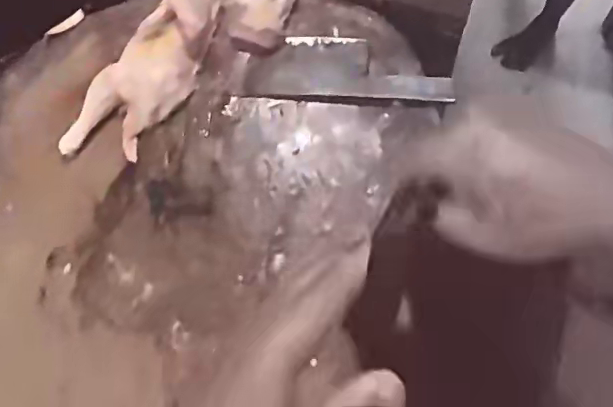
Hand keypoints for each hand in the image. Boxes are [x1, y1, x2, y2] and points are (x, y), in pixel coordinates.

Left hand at [202, 242, 404, 406]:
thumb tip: (393, 378)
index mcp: (265, 356)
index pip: (313, 300)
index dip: (343, 270)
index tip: (370, 239)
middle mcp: (244, 343)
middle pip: (289, 292)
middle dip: (324, 261)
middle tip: (358, 234)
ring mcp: (227, 357)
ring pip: (272, 302)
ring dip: (305, 276)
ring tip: (331, 255)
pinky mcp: (219, 373)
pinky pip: (261, 320)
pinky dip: (284, 302)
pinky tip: (292, 309)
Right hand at [398, 100, 612, 261]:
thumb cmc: (551, 221)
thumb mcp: (490, 237)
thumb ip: (443, 218)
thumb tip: (421, 203)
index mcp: (461, 142)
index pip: (406, 154)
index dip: (394, 180)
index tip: (391, 202)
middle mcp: (470, 112)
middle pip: (427, 139)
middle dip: (421, 169)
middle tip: (423, 201)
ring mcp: (492, 104)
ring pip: (449, 131)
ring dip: (444, 158)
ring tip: (454, 190)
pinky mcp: (510, 106)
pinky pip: (473, 126)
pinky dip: (467, 147)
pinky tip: (483, 173)